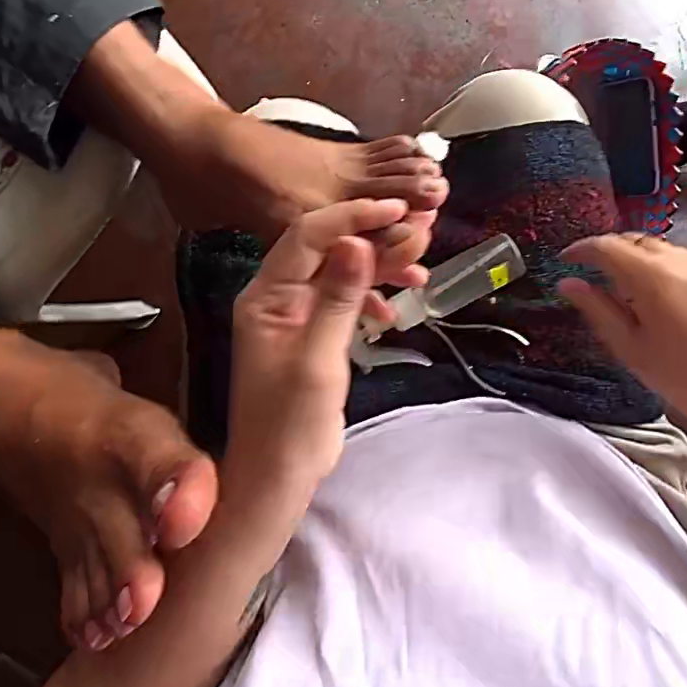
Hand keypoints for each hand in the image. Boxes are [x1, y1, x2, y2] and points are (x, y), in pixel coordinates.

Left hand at [227, 199, 410, 485]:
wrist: (279, 477)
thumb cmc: (290, 424)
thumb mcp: (318, 360)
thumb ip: (338, 299)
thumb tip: (357, 241)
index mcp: (265, 294)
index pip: (307, 235)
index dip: (352, 217)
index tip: (397, 209)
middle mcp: (277, 294)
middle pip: (327, 248)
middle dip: (373, 236)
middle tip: (422, 228)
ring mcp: (297, 312)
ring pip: (341, 271)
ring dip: (379, 264)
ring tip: (420, 263)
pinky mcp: (315, 331)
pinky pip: (345, 297)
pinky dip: (372, 295)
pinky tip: (396, 306)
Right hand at [557, 234, 686, 457]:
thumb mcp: (630, 347)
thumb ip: (596, 308)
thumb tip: (570, 286)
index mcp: (651, 276)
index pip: (604, 246)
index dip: (579, 250)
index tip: (566, 260)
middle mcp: (681, 262)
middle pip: (633, 240)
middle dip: (607, 251)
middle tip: (589, 273)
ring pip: (659, 248)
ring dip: (634, 259)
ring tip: (622, 290)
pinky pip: (683, 261)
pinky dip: (660, 268)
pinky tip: (658, 299)